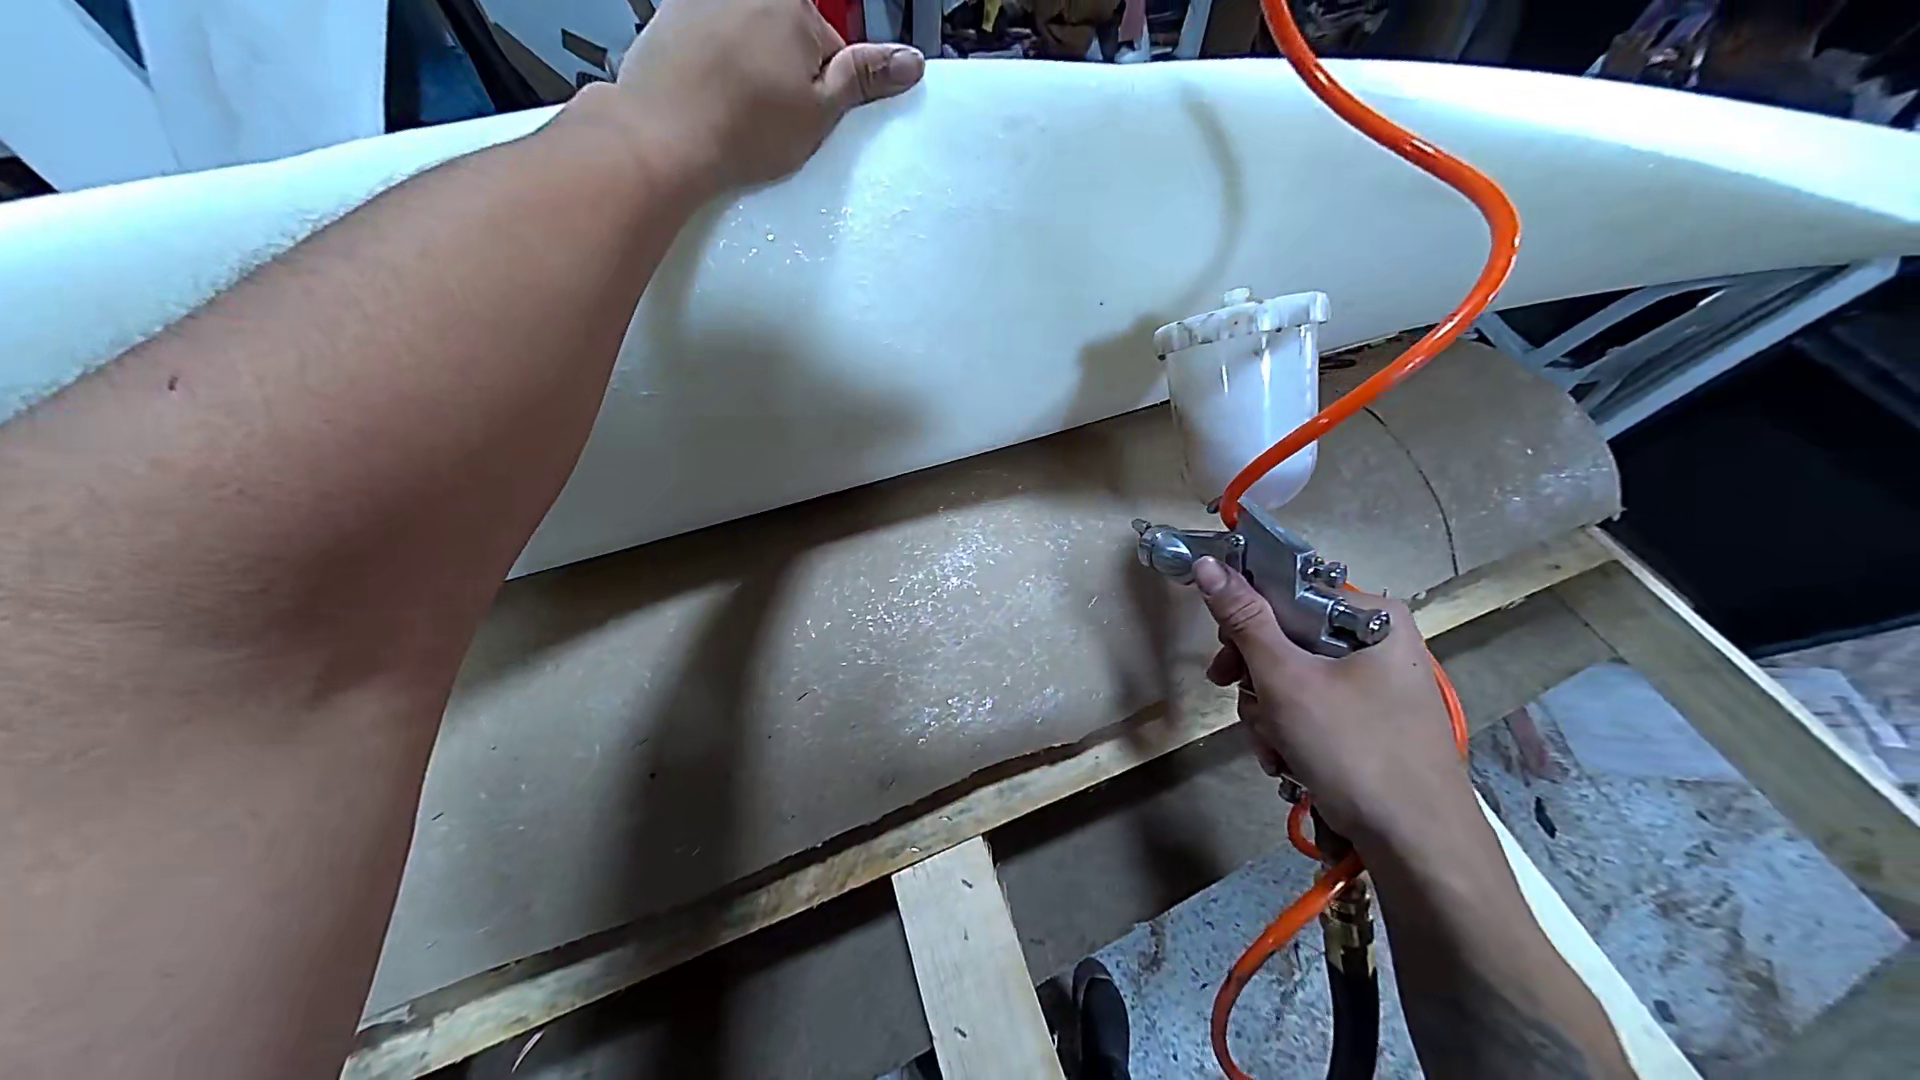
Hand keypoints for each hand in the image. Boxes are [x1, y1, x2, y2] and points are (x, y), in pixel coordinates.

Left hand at [591, 0, 924, 193]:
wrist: (665, 138)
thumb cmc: (740, 128)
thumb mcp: (820, 111)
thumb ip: (864, 78)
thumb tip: (908, 61)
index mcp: (791, 5)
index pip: (829, 46)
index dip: (825, 88)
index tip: (811, 112)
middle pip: (786, 36)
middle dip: (787, 74)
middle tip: (775, 118)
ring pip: (747, 38)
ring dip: (750, 69)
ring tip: (740, 112)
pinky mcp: (672, 16)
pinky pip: (710, 40)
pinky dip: (715, 66)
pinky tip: (713, 100)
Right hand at [1192, 556, 1475, 856]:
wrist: (1418, 848)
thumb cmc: (1353, 749)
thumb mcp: (1286, 679)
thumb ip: (1243, 619)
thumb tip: (1207, 564)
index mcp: (1371, 617)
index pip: (1286, 594)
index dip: (1245, 623)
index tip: (1225, 661)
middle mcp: (1377, 643)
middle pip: (1285, 640)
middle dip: (1257, 683)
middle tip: (1250, 709)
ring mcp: (1375, 686)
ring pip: (1291, 679)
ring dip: (1268, 716)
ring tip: (1275, 750)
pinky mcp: (1369, 722)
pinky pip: (1310, 709)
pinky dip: (1290, 733)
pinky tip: (1288, 762)